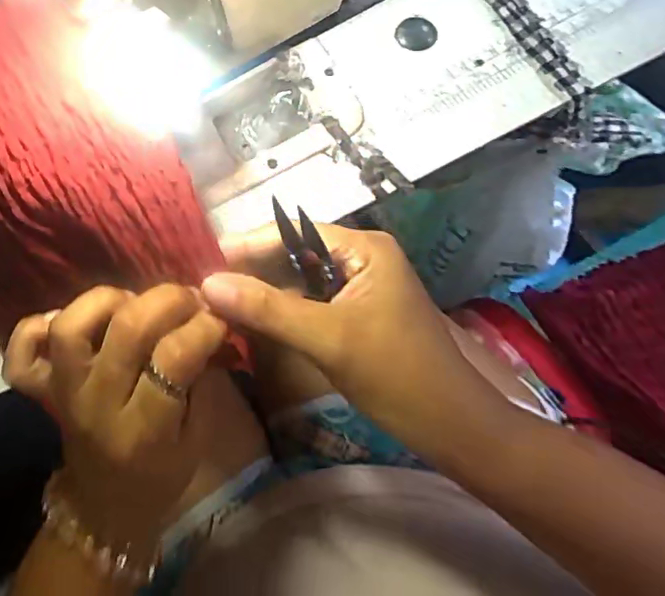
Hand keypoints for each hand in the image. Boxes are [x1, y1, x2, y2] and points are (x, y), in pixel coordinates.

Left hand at [3, 285, 228, 550]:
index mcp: (143, 432)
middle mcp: (96, 407)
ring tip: (132, 303)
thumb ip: (203, 379)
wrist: (103, 506)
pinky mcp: (38, 388)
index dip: (202, 326)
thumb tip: (209, 318)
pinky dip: (37, 327)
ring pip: (70, 328)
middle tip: (188, 298)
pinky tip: (76, 320)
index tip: (217, 317)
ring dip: (108, 301)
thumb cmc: (160, 473)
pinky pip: (20, 352)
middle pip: (126, 330)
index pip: (173, 358)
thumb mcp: (197, 438)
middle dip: (167, 300)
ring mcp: (61, 394)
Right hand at [204, 224, 490, 449]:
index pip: (295, 233)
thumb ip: (268, 309)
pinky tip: (257, 318)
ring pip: (304, 278)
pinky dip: (286, 308)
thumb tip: (208, 283)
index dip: (250, 244)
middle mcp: (364, 256)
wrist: (457, 430)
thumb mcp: (327, 339)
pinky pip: (315, 300)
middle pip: (297, 252)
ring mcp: (364, 285)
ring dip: (268, 288)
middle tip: (209, 281)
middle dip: (256, 267)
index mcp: (364, 248)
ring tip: (223, 297)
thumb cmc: (397, 376)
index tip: (207, 257)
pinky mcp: (362, 312)